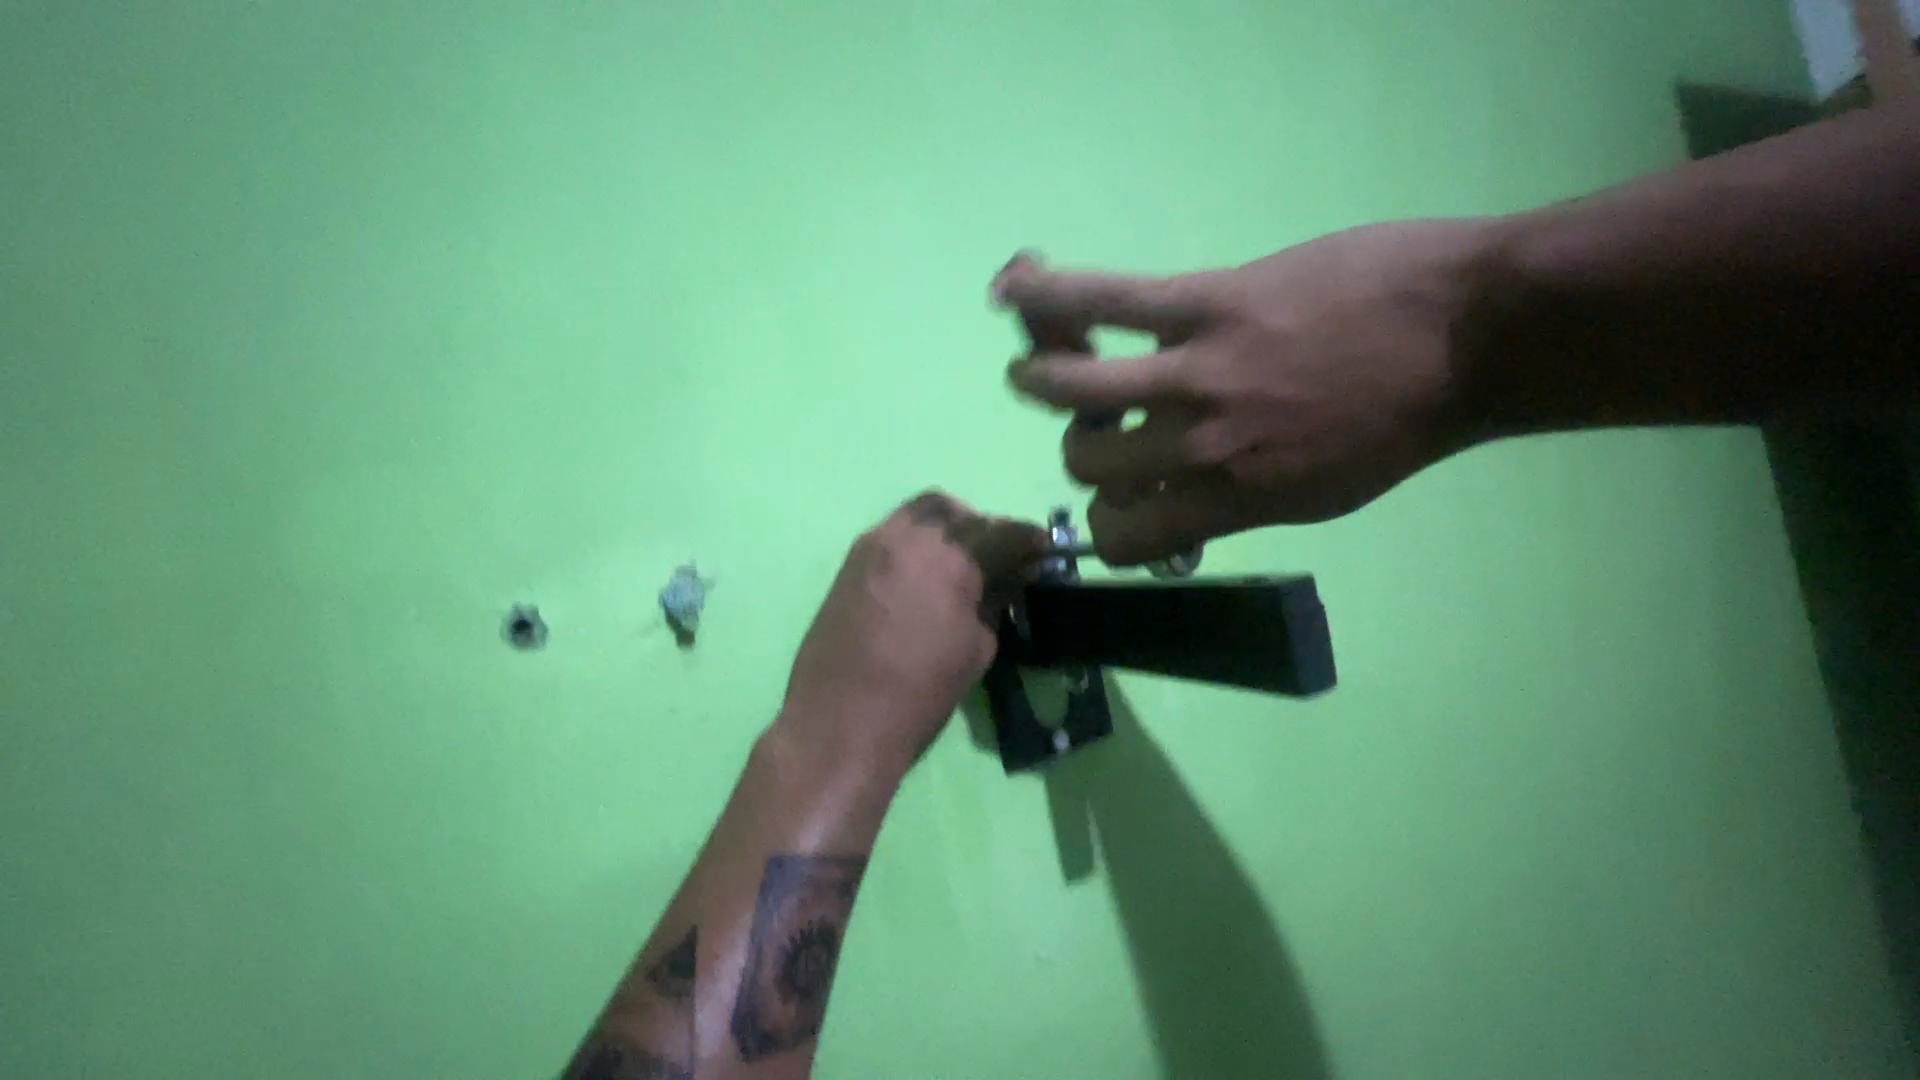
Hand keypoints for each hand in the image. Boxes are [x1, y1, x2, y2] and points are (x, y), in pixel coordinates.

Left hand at [778, 492, 1045, 774]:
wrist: (839, 721)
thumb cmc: (920, 693)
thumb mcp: (977, 649)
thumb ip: (992, 603)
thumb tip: (1002, 581)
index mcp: (950, 558)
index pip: (1002, 532)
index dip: (1028, 540)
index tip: (1042, 550)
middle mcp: (909, 537)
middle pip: (956, 512)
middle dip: (983, 528)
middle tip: (997, 557)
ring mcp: (872, 545)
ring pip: (918, 514)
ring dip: (946, 528)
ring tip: (957, 562)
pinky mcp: (847, 563)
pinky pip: (891, 534)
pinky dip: (915, 542)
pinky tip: (922, 576)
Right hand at [993, 219, 1503, 564]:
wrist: (1472, 335)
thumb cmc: (1401, 422)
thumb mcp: (1320, 494)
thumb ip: (1238, 501)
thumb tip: (1180, 498)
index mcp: (1228, 503)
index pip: (1121, 541)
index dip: (1111, 525)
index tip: (1128, 501)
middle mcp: (1196, 449)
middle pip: (1087, 466)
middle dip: (1088, 450)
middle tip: (1111, 421)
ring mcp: (1192, 374)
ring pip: (1070, 391)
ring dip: (1040, 381)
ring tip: (1041, 366)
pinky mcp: (1202, 304)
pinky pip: (1100, 302)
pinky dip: (1043, 295)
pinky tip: (1009, 289)